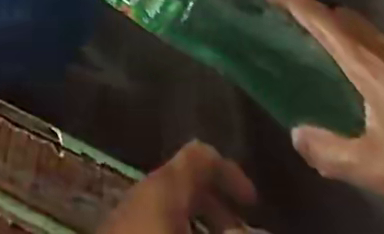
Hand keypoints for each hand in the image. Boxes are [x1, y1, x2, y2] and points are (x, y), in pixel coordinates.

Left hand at [99, 140, 256, 233]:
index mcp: (163, 189)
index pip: (199, 157)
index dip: (230, 173)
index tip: (254, 206)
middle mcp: (144, 195)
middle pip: (187, 185)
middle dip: (220, 211)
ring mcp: (129, 219)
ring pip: (172, 212)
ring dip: (201, 229)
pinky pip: (157, 229)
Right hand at [268, 0, 383, 233]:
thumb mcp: (375, 173)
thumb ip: (328, 151)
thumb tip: (297, 133)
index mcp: (377, 71)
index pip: (327, 24)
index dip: (297, 5)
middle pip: (354, 22)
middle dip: (324, 19)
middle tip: (301, 31)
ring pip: (383, 38)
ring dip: (357, 39)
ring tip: (344, 64)